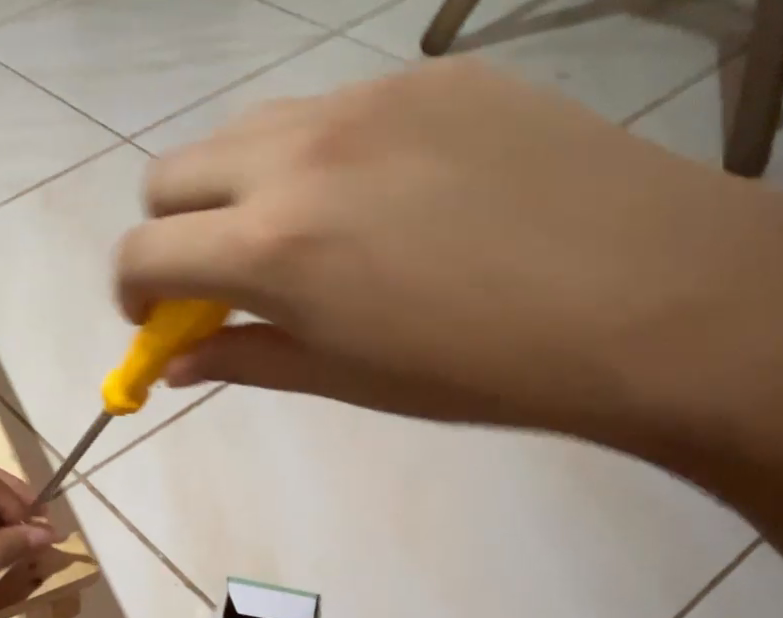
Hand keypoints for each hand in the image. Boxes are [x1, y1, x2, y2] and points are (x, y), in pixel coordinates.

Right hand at [114, 58, 782, 446]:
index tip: (157, 318)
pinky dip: (319, 156)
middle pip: (170, 173)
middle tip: (219, 272)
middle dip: (172, 229)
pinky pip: (332, 109)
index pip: (141, 251)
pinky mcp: (429, 75)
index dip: (132, 291)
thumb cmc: (476, 368)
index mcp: (269, 244)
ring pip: (245, 130)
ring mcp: (366, 101)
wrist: (650, 295)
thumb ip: (241, 358)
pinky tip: (388, 197)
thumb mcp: (340, 376)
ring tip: (301, 231)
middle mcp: (297, 155)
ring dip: (237, 185)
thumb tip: (175, 364)